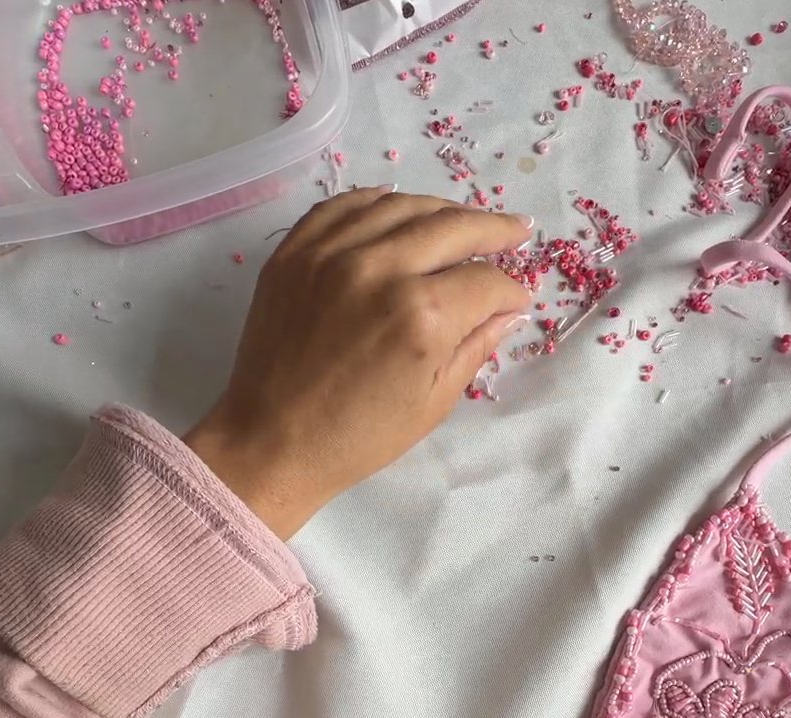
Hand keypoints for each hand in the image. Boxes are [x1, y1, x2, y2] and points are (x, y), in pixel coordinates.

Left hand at [185, 187, 532, 537]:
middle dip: (494, 230)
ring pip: (402, 206)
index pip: (484, 282)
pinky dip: (380, 201)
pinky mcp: (295, 251)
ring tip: (465, 220)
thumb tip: (509, 312)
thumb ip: (475, 348)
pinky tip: (400, 205)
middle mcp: (379, 270)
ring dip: (443, 209)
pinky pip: (346, 205)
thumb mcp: (432, 403)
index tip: (518, 298)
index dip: (511, 290)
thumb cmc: (359, 438)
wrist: (272, 442)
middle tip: (517, 231)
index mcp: (420, 317)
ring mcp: (331, 253)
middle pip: (452, 228)